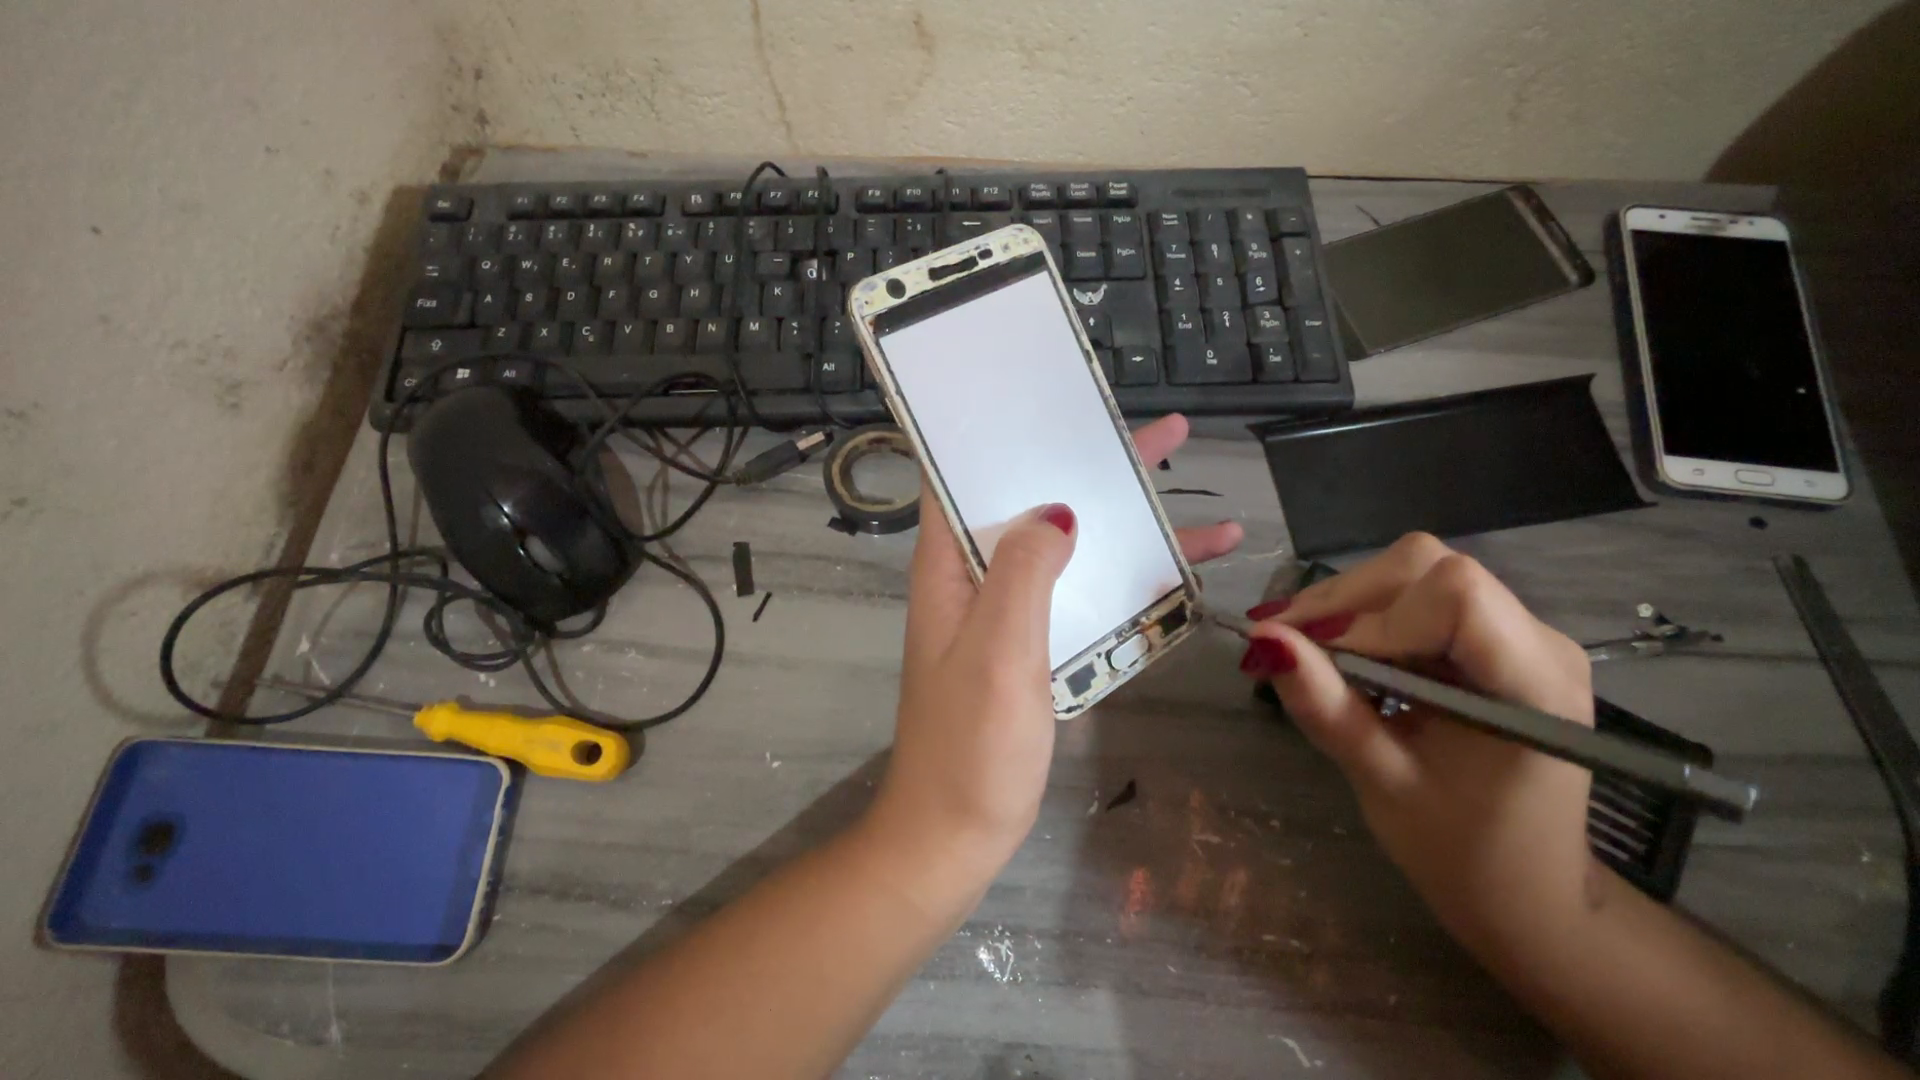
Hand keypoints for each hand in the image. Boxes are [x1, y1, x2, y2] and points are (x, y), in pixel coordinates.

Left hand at [873, 414, 1243, 873]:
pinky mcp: (1035, 652)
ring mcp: (1008, 618)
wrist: (956, 836)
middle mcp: (976, 581)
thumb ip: (1025, 572)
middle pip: (1035, 504)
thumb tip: (1058, 508)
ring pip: (1069, 551)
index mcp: (950, 568)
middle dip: (1092, 468)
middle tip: (1162, 435)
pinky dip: (1127, 584)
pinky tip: (1185, 578)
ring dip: (1124, 524)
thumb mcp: (998, 650)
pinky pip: (1084, 600)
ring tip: (1196, 497)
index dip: (1003, 433)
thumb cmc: (969, 745)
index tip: (1053, 399)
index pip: (963, 476)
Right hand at [1240, 533, 1598, 950]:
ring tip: (1301, 650)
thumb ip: (1326, 707)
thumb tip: (1262, 640)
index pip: (1454, 594)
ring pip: (1417, 574)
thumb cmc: (1460, 852)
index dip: (1370, 614)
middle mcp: (1539, 640)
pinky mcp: (1491, 641)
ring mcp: (1519, 635)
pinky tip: (1335, 655)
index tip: (1308, 652)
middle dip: (1346, 600)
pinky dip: (1364, 619)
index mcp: (1533, 683)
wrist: (1525, 891)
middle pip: (1428, 567)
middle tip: (1284, 643)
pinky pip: (1418, 598)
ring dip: (1348, 606)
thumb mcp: (1382, 783)